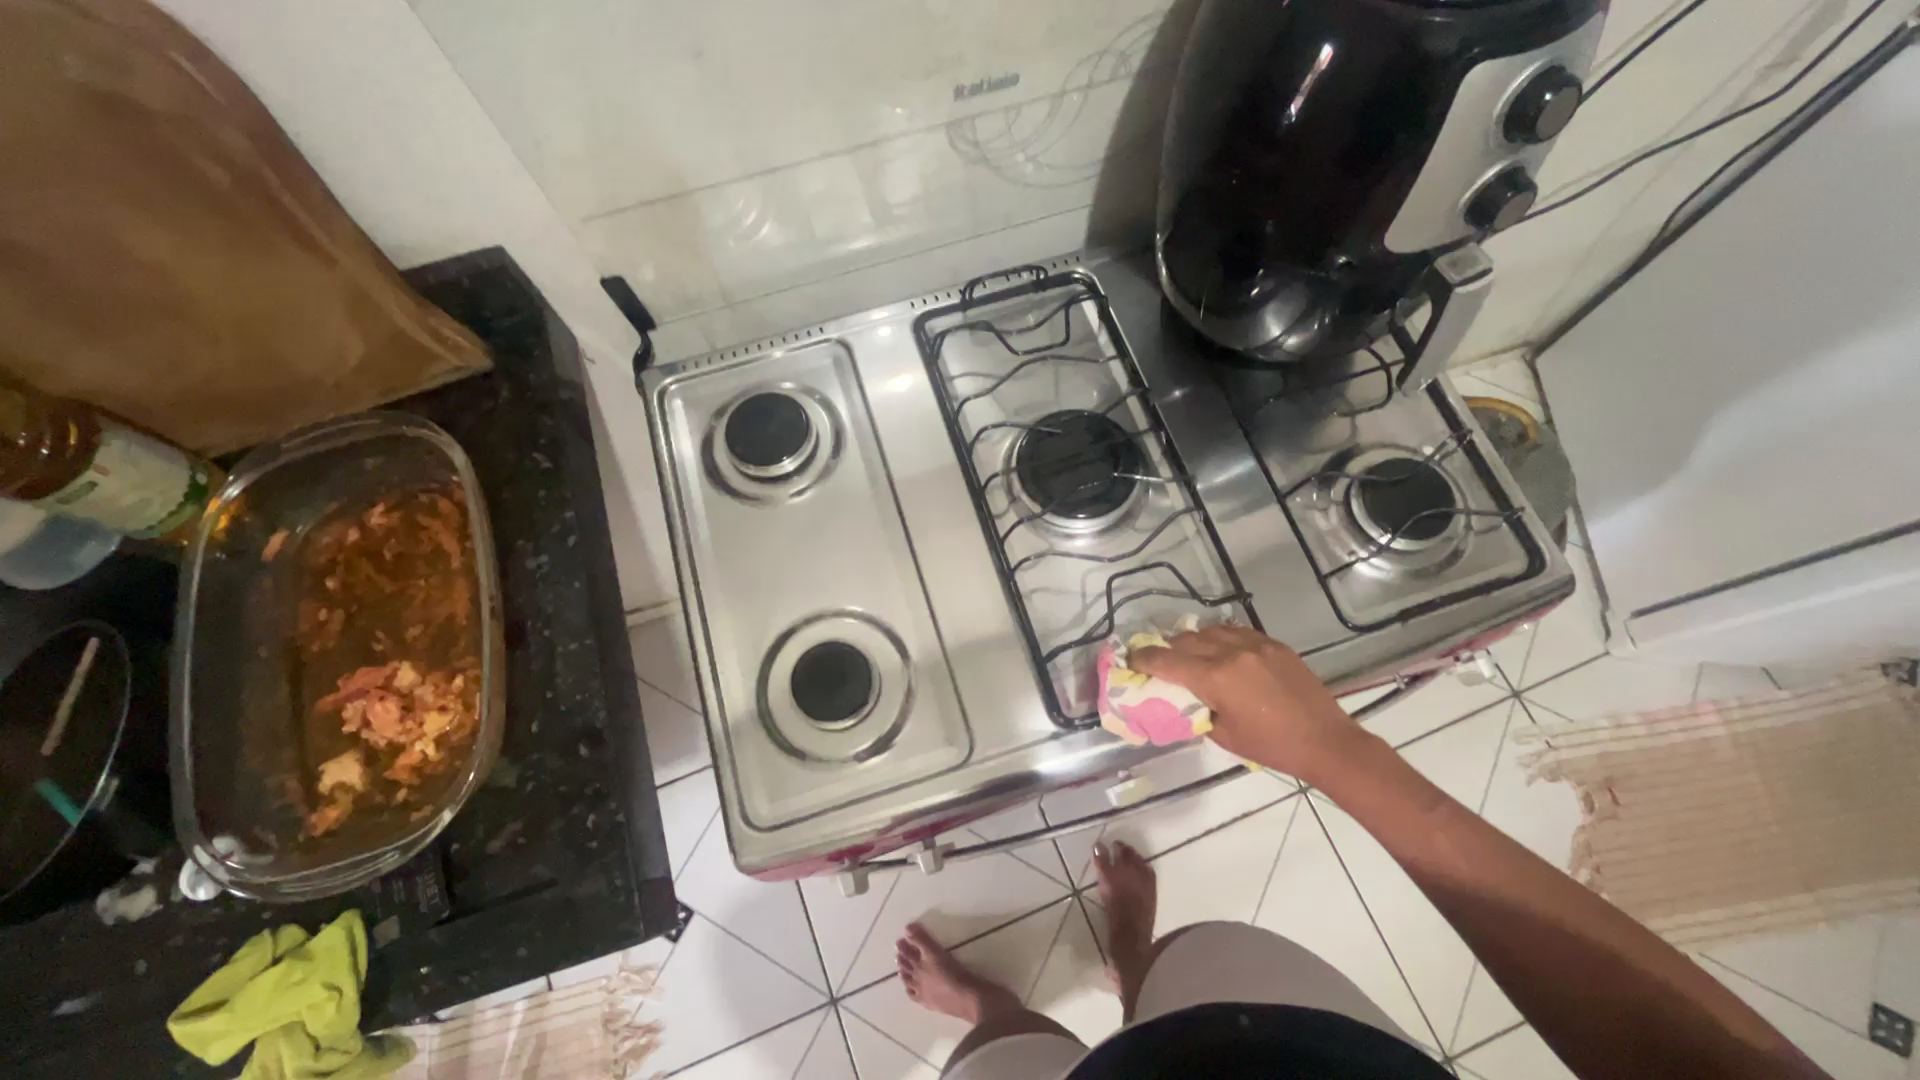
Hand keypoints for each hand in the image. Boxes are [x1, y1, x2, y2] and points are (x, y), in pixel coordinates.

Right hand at [1129, 625, 1369, 780]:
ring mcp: (1255, 644)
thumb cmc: (1272, 746)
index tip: (1131, 660)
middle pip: (1185, 640)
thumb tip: (1185, 698)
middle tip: (1157, 660)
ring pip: (1210, 631)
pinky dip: (1219, 638)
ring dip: (1192, 640)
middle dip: (1166, 649)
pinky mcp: (1273, 644)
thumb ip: (1198, 710)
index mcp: (1215, 678)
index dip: (1144, 659)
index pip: (1167, 660)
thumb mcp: (1224, 735)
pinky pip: (1236, 631)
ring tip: (1187, 653)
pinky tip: (1219, 650)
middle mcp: (1231, 652)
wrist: (1326, 741)